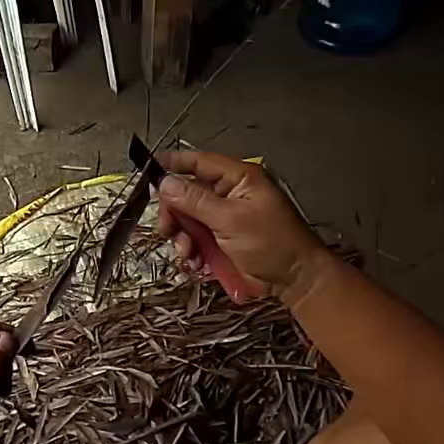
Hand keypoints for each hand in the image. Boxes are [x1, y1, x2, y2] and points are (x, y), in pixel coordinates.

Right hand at [154, 149, 331, 302]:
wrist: (295, 280)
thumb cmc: (271, 243)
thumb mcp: (231, 219)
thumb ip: (195, 201)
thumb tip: (165, 182)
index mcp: (238, 179)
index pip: (200, 162)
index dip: (174, 163)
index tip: (148, 169)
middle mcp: (229, 194)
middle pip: (187, 194)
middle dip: (174, 213)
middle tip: (168, 230)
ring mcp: (224, 219)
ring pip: (187, 220)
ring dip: (181, 237)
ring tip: (188, 253)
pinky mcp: (221, 241)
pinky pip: (195, 241)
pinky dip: (191, 252)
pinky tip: (195, 264)